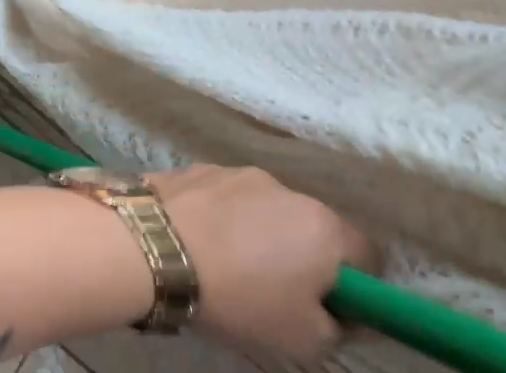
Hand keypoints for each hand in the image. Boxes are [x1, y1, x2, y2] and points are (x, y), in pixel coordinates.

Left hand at [147, 165, 374, 360]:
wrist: (140, 246)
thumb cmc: (236, 295)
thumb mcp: (307, 337)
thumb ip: (340, 326)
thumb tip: (339, 311)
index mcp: (322, 224)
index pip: (365, 255)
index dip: (353, 286)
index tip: (327, 306)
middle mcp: (278, 186)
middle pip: (305, 225)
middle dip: (297, 253)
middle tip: (268, 286)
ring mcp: (224, 171)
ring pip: (255, 207)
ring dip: (249, 231)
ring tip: (220, 262)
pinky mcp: (182, 168)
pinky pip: (212, 198)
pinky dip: (209, 217)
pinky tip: (188, 240)